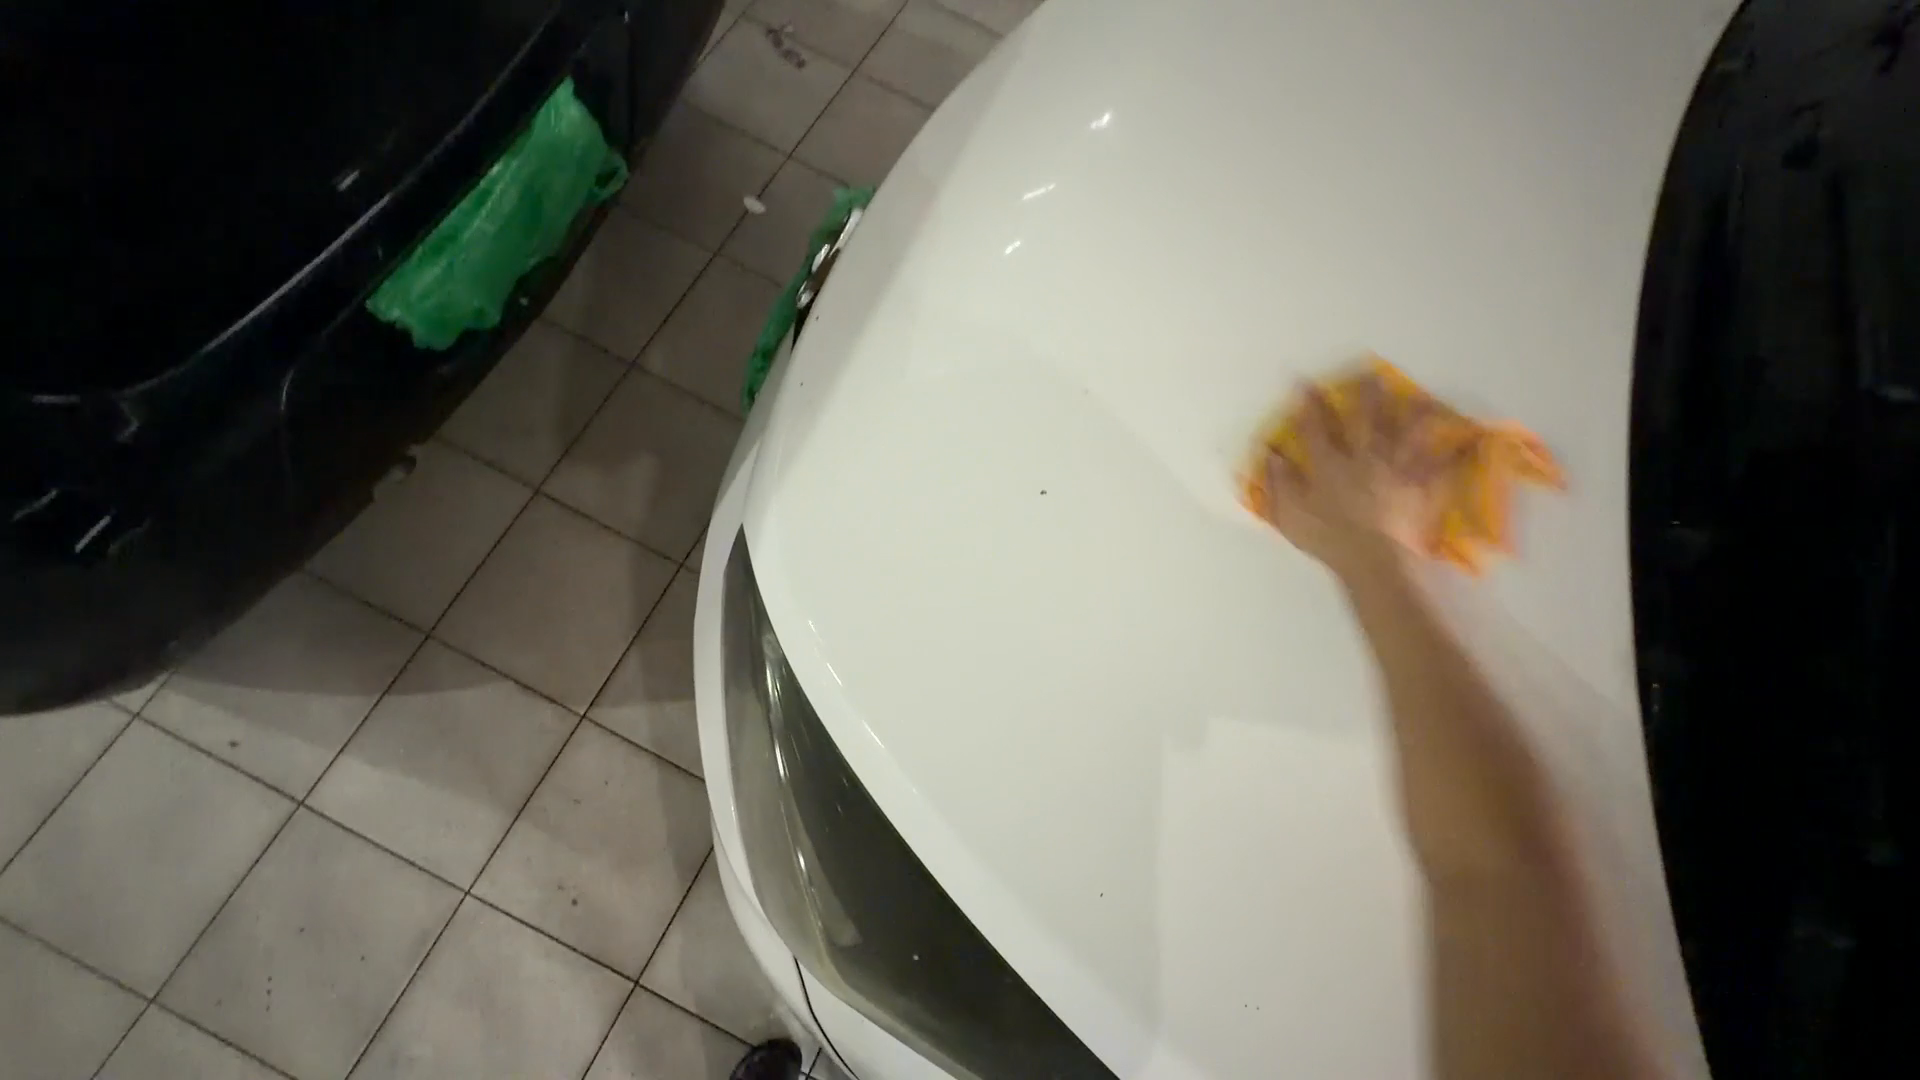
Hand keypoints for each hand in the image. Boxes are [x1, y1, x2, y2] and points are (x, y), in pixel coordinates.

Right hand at [1261, 375, 1444, 583]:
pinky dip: (1456, 455)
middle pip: (1366, 420)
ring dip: (1415, 414)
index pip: (1315, 428)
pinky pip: (1442, 467)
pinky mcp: (1422, 488)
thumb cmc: (1328, 541)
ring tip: (1421, 397)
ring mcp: (1397, 471)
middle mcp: (1364, 459)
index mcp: (1330, 466)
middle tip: (1371, 372)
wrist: (1374, 562)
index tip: (1305, 382)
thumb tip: (1273, 455)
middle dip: (1366, 395)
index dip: (1308, 405)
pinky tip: (1468, 441)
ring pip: (1408, 434)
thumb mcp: (1290, 516)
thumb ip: (1280, 484)